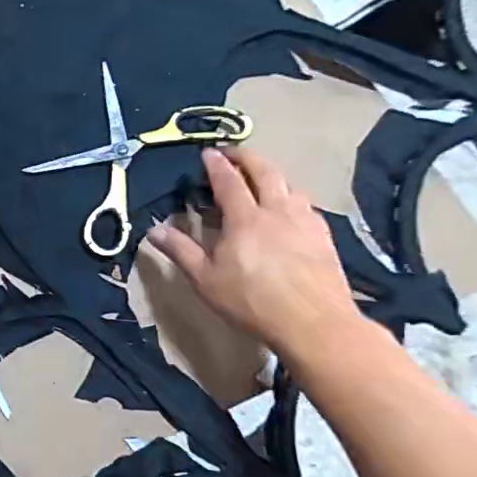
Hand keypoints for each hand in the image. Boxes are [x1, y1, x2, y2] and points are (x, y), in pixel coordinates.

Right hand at [148, 147, 363, 357]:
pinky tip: (288, 210)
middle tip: (233, 153)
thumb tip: (154, 230)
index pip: (229, 181)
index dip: (217, 164)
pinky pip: (306, 205)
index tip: (207, 153)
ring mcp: (304, 222)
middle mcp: (277, 211)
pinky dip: (292, 197)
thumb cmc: (251, 301)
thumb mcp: (205, 279)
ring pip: (290, 185)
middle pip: (266, 172)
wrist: (313, 323)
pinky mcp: (323, 236)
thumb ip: (180, 251)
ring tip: (261, 179)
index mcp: (245, 219)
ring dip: (273, 175)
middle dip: (248, 157)